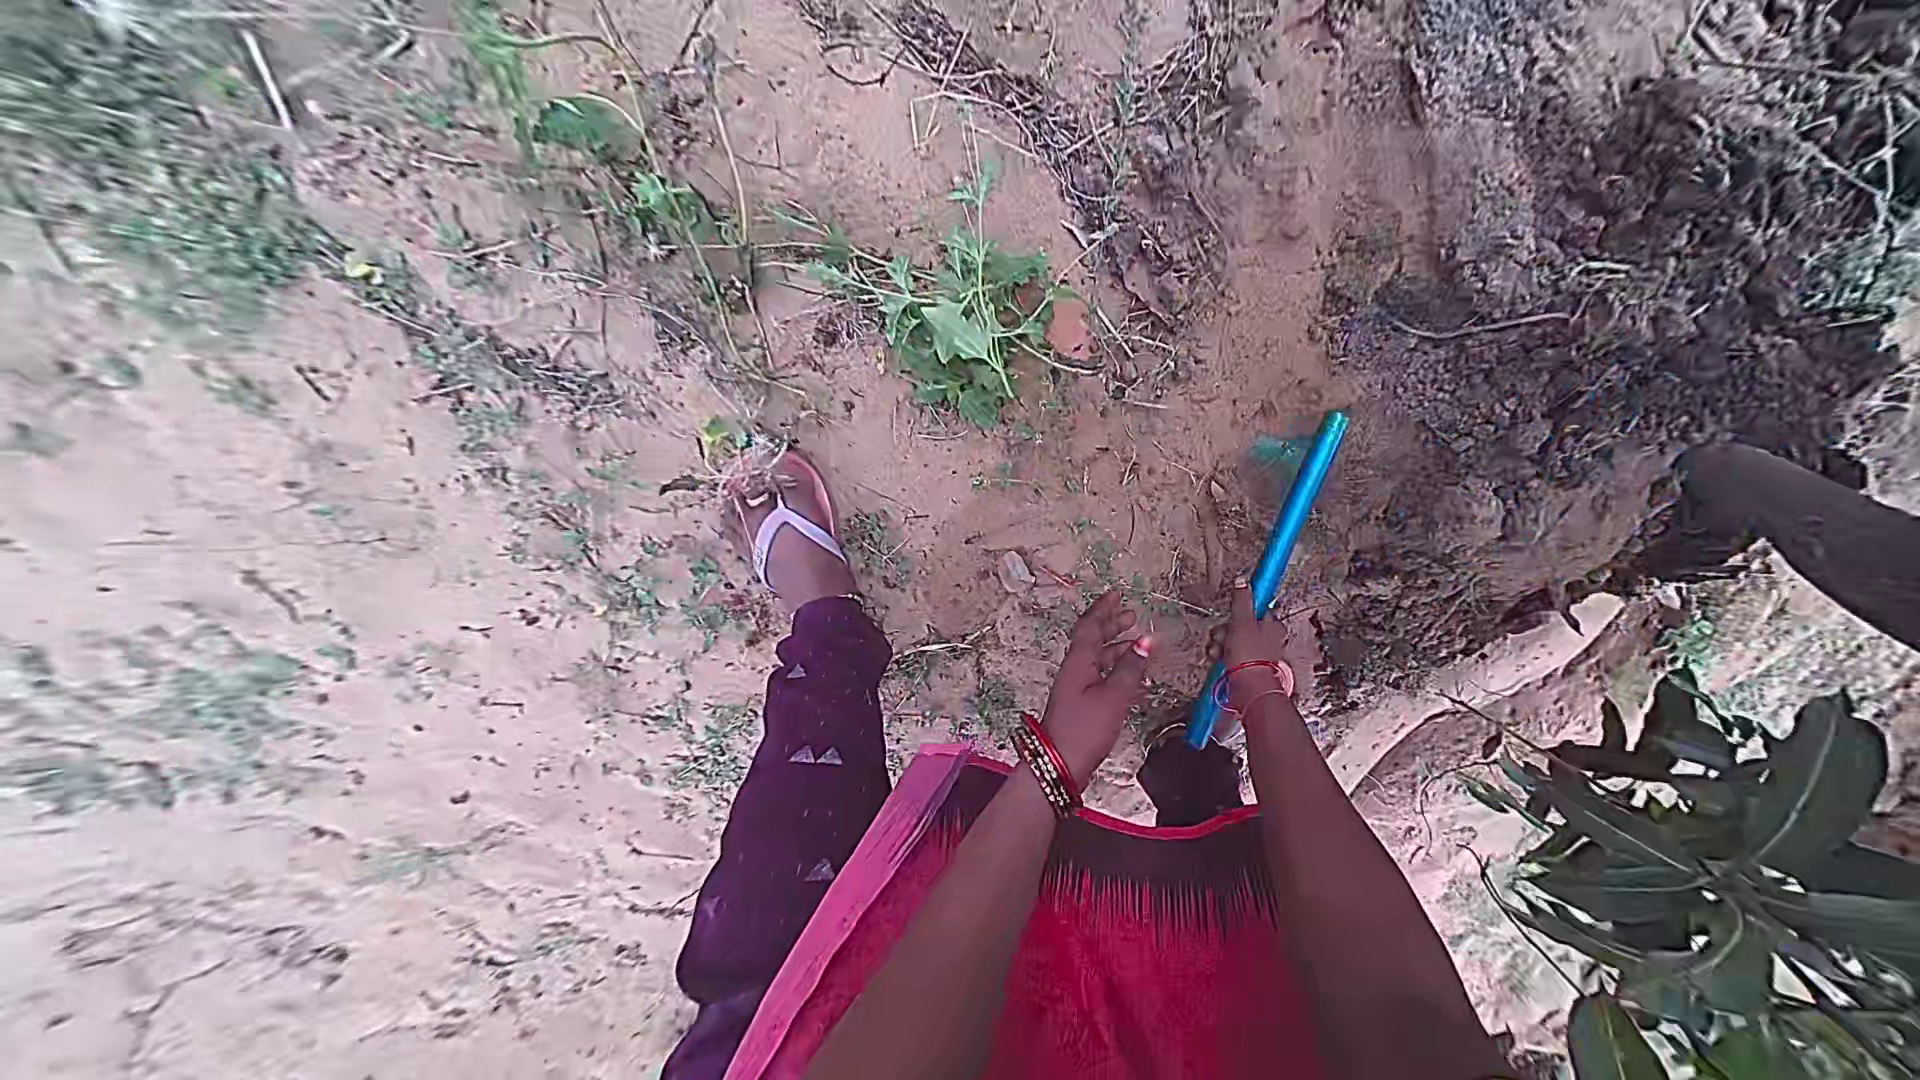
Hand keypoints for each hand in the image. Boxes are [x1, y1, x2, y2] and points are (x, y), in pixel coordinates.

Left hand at [1039, 591, 1151, 782]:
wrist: (1060, 765)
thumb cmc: (1085, 729)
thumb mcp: (1112, 696)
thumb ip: (1130, 669)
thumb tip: (1146, 641)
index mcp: (1078, 662)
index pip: (1090, 626)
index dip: (1103, 609)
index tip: (1117, 595)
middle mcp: (1075, 670)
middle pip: (1093, 640)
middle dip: (1112, 625)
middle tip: (1131, 616)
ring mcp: (1077, 688)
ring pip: (1098, 659)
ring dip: (1117, 648)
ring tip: (1138, 644)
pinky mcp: (1083, 705)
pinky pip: (1102, 678)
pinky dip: (1118, 672)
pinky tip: (1135, 680)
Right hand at [1221, 579, 1293, 699]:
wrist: (1248, 688)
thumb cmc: (1251, 657)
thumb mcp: (1243, 622)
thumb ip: (1242, 600)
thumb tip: (1242, 580)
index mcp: (1272, 626)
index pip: (1254, 610)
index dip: (1239, 612)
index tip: (1231, 616)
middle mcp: (1266, 640)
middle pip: (1239, 625)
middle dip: (1225, 630)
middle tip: (1223, 635)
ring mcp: (1255, 654)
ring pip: (1232, 639)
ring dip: (1220, 643)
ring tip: (1219, 650)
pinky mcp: (1244, 666)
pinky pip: (1228, 654)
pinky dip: (1221, 654)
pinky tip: (1218, 658)